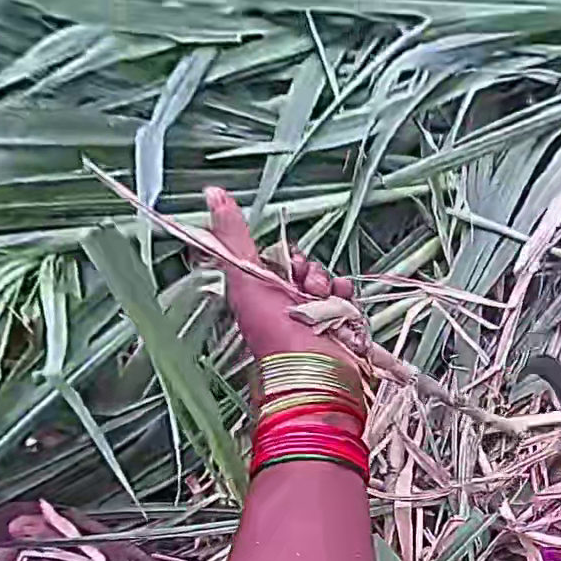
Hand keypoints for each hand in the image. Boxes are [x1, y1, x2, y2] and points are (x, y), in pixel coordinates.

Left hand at [203, 187, 361, 390]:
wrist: (310, 369)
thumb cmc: (274, 331)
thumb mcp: (246, 278)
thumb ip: (233, 238)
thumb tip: (213, 192)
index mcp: (264, 294)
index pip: (281, 260)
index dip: (287, 258)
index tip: (288, 266)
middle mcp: (290, 306)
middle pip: (306, 269)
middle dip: (309, 271)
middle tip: (306, 286)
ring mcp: (317, 317)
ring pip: (328, 282)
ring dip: (328, 283)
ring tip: (324, 298)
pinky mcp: (341, 327)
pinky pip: (348, 299)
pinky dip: (346, 296)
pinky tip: (342, 301)